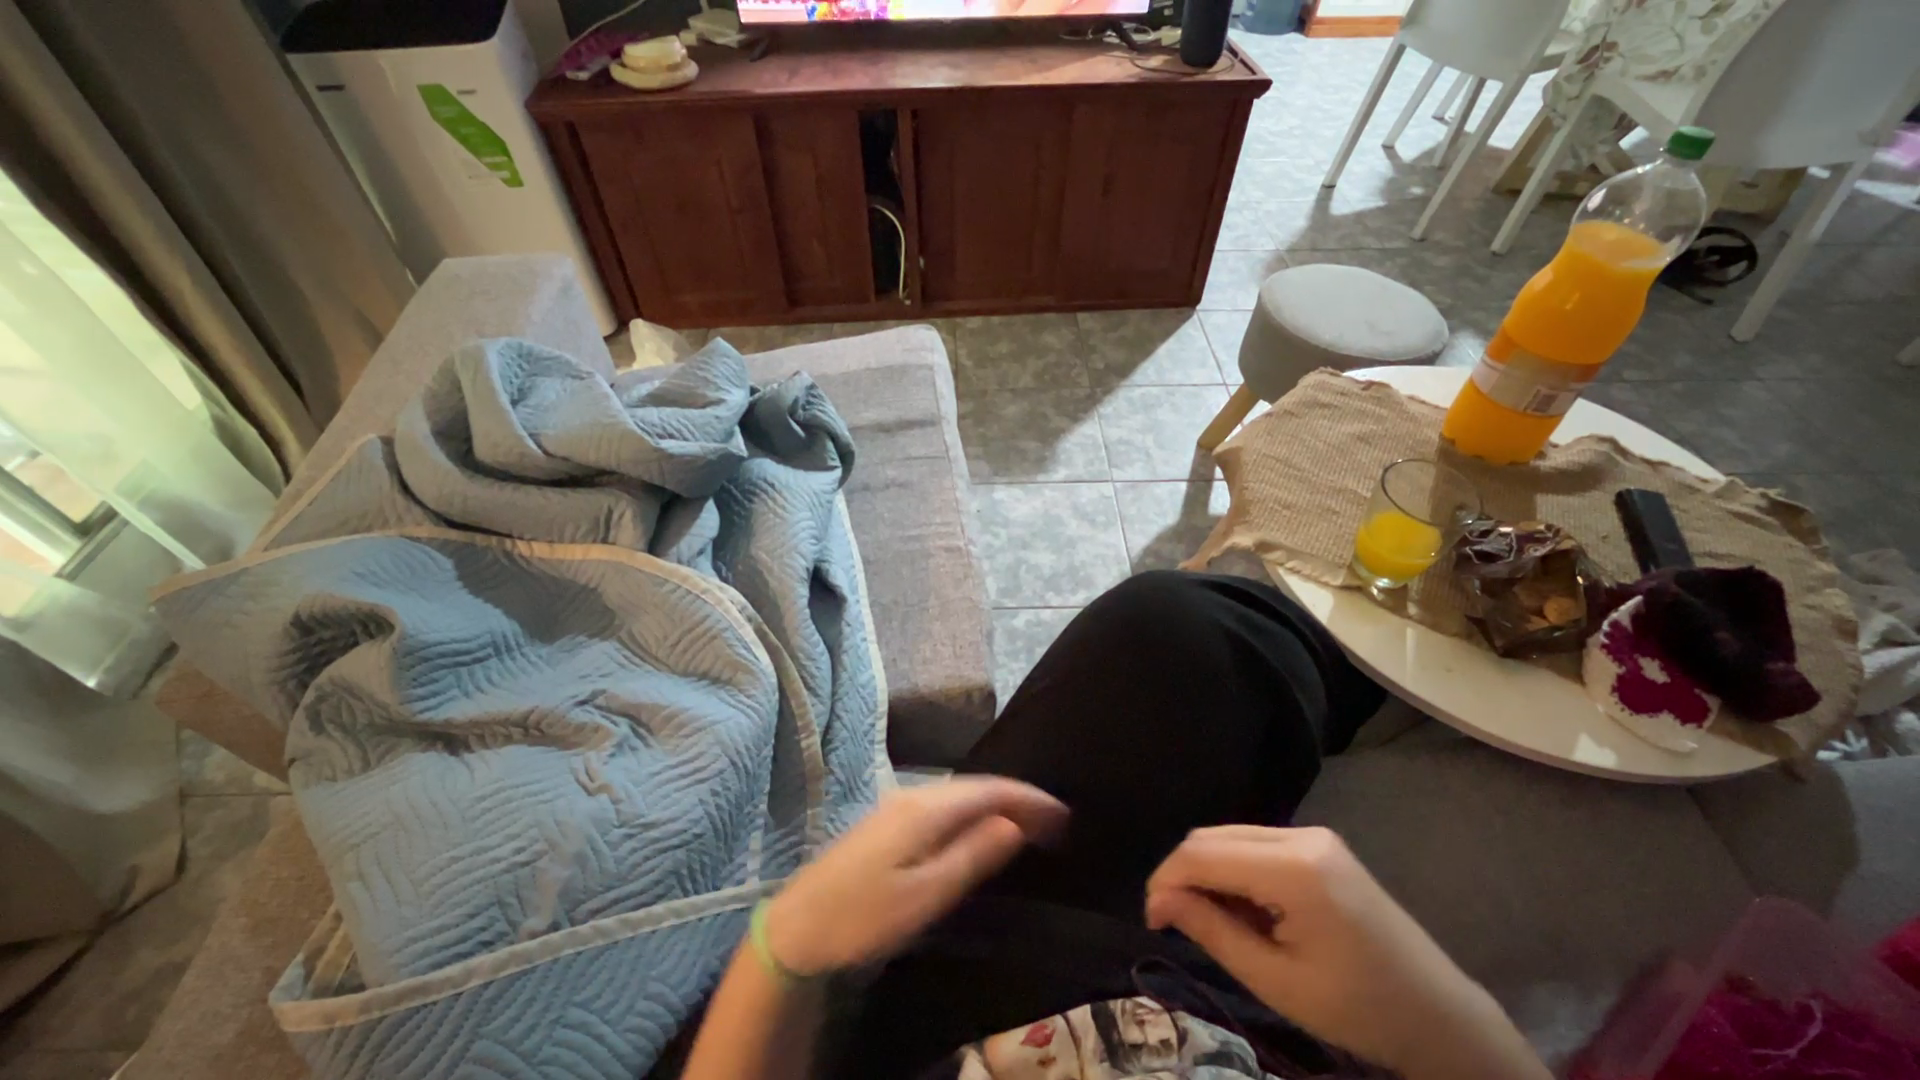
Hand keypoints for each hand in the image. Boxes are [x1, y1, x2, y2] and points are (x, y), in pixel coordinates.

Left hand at [764, 777, 1066, 976]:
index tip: (1064, 815)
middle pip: (975, 786)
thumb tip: (1014, 824)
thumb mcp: (926, 894)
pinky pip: (942, 805)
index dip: (1030, 798)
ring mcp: (894, 806)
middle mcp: (911, 796)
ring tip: (1027, 826)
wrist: (796, 929)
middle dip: (1016, 799)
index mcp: (924, 809)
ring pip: (958, 794)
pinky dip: (971, 812)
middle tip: (1054, 823)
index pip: (990, 789)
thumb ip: (973, 855)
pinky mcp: (885, 822)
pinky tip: (979, 829)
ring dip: (994, 805)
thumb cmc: (864, 917)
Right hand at [1145, 827, 1548, 1079]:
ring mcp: (1315, 837)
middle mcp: (1302, 836)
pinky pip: (1256, 846)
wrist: (1438, 1015)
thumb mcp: (1274, 979)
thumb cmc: (1357, 1008)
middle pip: (1212, 837)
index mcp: (1293, 868)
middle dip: (1182, 874)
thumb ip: (1211, 930)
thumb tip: (1158, 901)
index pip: (1202, 854)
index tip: (1152, 922)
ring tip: (1208, 922)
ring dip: (1207, 872)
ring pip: (1231, 837)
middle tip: (1173, 924)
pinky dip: (1233, 870)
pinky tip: (1241, 910)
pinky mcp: (1321, 847)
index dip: (1165, 882)